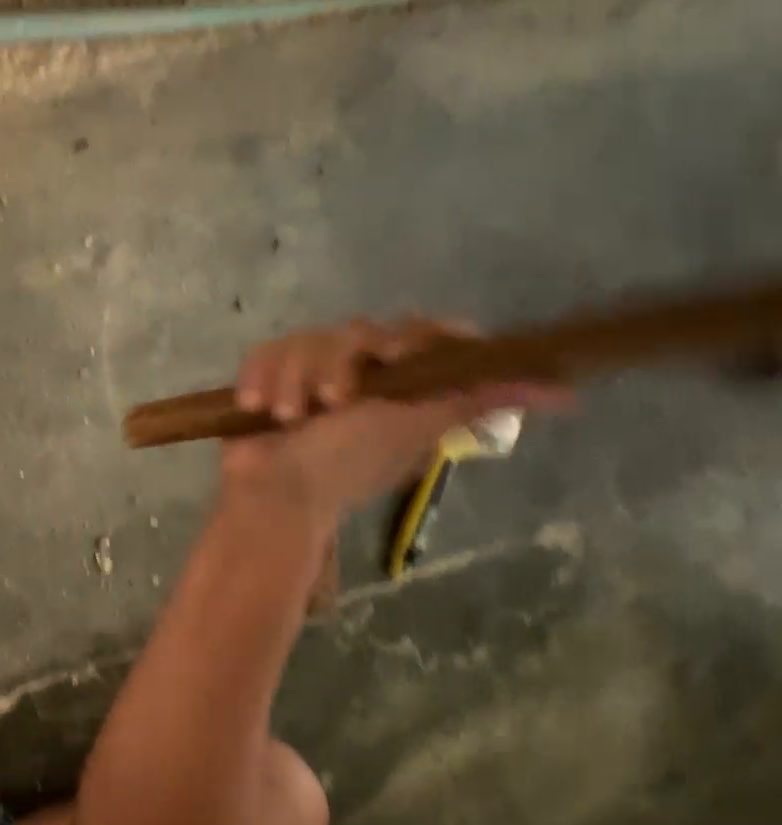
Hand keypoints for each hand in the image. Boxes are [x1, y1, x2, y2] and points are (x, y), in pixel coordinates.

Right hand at [221, 317, 565, 519]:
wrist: (275, 493)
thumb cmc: (346, 465)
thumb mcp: (413, 430)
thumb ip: (471, 400)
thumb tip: (565, 394)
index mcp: (403, 384)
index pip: (424, 333)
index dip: (415, 336)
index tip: (397, 354)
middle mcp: (360, 372)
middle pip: (356, 331)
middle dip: (337, 365)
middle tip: (333, 401)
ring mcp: (309, 373)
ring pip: (307, 340)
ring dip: (294, 378)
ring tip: (288, 416)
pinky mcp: (268, 376)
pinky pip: (267, 353)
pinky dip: (261, 377)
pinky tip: (258, 405)